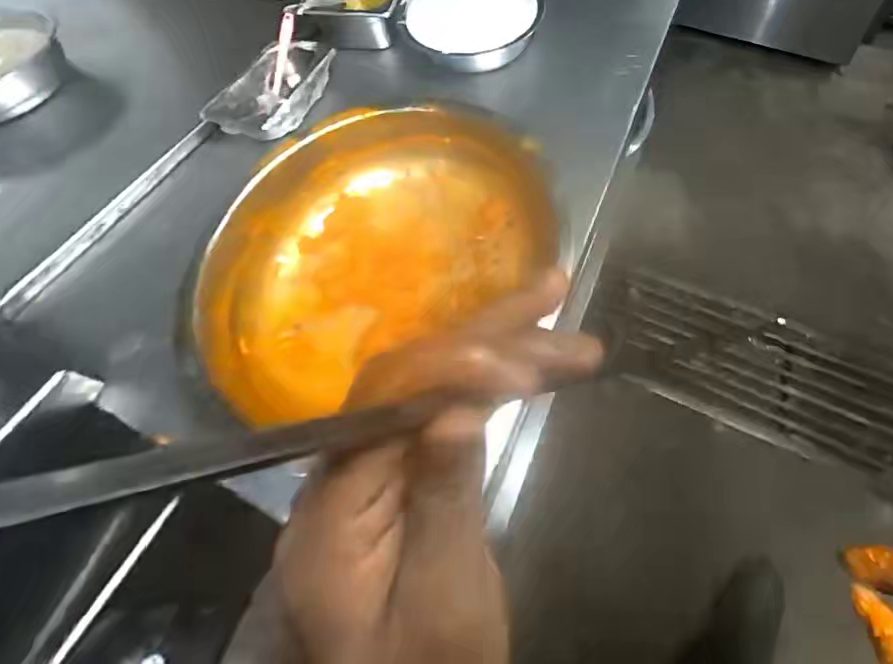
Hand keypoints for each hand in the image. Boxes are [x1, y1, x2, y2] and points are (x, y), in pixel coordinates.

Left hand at [274, 270, 602, 663]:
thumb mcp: (442, 600)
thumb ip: (443, 503)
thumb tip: (458, 409)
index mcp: (335, 503)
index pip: (388, 398)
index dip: (455, 366)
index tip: (526, 368)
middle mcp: (346, 465)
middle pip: (414, 369)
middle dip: (489, 330)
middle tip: (555, 291)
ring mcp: (374, 461)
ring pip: (434, 375)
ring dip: (500, 339)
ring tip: (557, 304)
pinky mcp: (403, 463)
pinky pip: (445, 399)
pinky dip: (493, 372)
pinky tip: (529, 354)